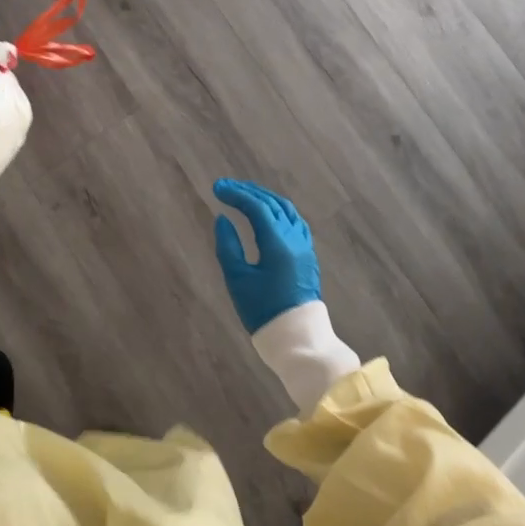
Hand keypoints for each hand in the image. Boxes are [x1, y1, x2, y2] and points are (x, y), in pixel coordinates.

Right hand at [213, 179, 320, 332]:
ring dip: (266, 198)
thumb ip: (228, 246)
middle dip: (249, 192)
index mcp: (277, 242)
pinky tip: (270, 213)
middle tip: (227, 187)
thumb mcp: (238, 280)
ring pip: (286, 210)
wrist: (297, 338)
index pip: (256, 207)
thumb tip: (223, 219)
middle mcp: (294, 238)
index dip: (236, 194)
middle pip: (272, 204)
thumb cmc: (263, 310)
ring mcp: (304, 246)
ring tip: (247, 194)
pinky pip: (295, 221)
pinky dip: (279, 210)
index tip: (217, 188)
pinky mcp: (307, 255)